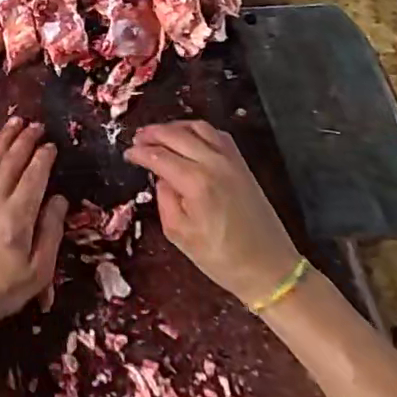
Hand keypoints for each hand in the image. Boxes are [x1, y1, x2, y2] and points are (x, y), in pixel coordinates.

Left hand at [0, 117, 67, 339]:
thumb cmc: (3, 289)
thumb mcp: (39, 270)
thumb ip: (51, 231)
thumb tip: (58, 199)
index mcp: (17, 215)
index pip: (34, 176)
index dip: (44, 157)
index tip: (52, 144)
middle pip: (12, 161)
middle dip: (26, 140)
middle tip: (37, 125)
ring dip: (5, 138)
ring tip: (16, 121)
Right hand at [125, 121, 299, 305]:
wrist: (269, 268)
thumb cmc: (221, 258)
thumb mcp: (179, 234)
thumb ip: (164, 200)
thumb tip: (161, 178)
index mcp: (196, 183)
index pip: (159, 156)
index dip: (139, 153)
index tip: (127, 154)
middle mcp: (213, 164)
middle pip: (176, 135)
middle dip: (152, 134)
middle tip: (136, 138)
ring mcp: (231, 161)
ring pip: (198, 128)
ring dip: (174, 127)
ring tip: (158, 134)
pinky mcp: (242, 165)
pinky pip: (217, 135)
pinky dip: (198, 130)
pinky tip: (188, 138)